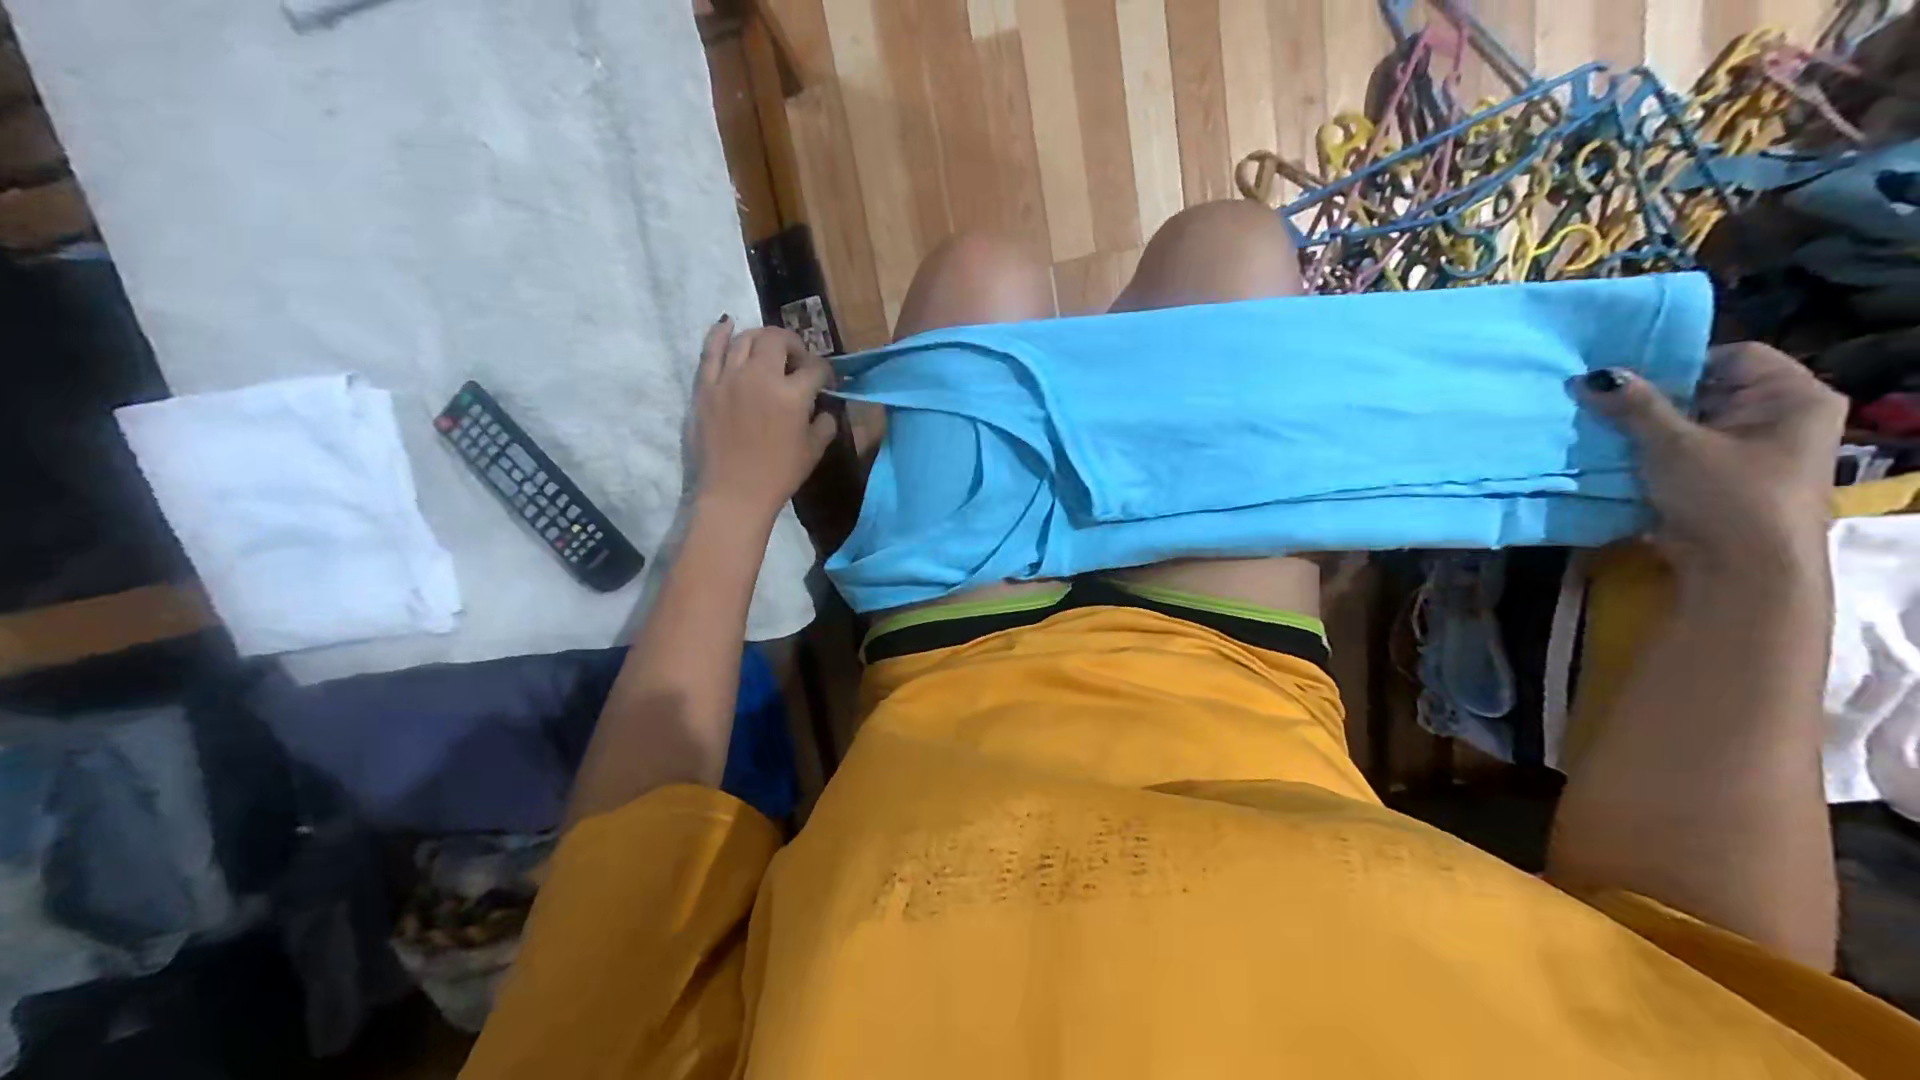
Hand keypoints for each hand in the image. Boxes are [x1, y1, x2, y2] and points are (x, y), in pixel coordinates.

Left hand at [692, 319, 838, 518]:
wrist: (732, 494)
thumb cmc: (777, 476)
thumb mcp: (813, 451)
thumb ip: (824, 424)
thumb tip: (825, 408)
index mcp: (792, 394)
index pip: (815, 368)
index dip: (825, 372)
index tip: (826, 381)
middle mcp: (760, 376)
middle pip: (778, 340)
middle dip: (794, 345)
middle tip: (796, 360)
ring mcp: (728, 378)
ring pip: (746, 338)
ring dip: (762, 339)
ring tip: (768, 350)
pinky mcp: (705, 386)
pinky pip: (711, 349)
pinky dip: (721, 333)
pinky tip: (728, 325)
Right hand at [1580, 343, 1845, 580]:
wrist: (1742, 569)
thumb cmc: (1725, 494)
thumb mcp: (1672, 444)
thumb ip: (1633, 406)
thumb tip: (1591, 376)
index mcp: (1793, 397)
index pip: (1732, 356)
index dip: (1678, 364)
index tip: (1627, 382)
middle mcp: (1783, 417)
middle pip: (1707, 390)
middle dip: (1652, 399)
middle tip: (1602, 405)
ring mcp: (1755, 450)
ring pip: (1689, 423)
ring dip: (1646, 429)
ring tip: (1603, 430)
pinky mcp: (1725, 478)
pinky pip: (1683, 451)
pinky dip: (1651, 452)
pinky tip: (1618, 456)